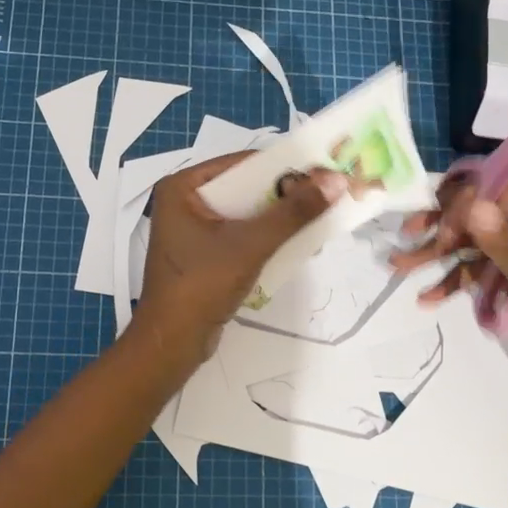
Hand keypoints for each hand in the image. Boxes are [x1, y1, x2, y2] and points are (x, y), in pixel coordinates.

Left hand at [130, 152, 348, 364]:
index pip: (242, 164)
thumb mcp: (251, 244)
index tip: (323, 172)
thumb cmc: (202, 285)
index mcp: (182, 187)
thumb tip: (336, 181)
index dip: (284, 167)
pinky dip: (267, 239)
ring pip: (246, 214)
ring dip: (280, 219)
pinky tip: (297, 245)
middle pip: (245, 188)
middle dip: (286, 195)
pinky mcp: (204, 256)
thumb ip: (293, 213)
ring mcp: (192, 231)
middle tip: (328, 196)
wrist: (171, 342)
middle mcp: (184, 202)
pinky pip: (241, 236)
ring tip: (320, 220)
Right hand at [390, 178, 507, 382]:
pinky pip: (475, 271)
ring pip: (472, 243)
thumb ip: (507, 246)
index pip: (500, 192)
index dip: (465, 204)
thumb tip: (474, 203)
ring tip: (399, 268)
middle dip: (442, 228)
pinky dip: (453, 282)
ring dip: (438, 255)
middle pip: (480, 215)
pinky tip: (428, 298)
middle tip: (407, 238)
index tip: (440, 230)